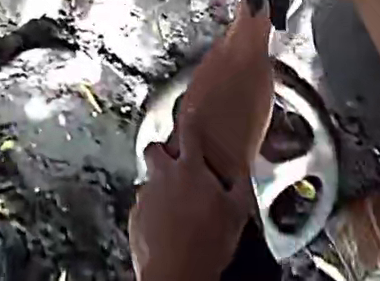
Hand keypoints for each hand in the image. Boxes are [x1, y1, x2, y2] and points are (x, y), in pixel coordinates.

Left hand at [128, 134, 255, 278]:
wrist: (176, 275)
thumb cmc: (207, 245)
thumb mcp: (236, 214)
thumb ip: (240, 187)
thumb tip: (244, 172)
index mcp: (190, 169)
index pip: (189, 132)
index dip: (189, 121)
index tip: (190, 116)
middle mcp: (164, 176)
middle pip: (154, 147)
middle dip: (161, 151)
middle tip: (172, 164)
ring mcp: (147, 195)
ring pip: (148, 179)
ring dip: (158, 187)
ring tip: (173, 206)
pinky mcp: (135, 217)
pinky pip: (142, 206)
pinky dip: (151, 212)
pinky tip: (165, 227)